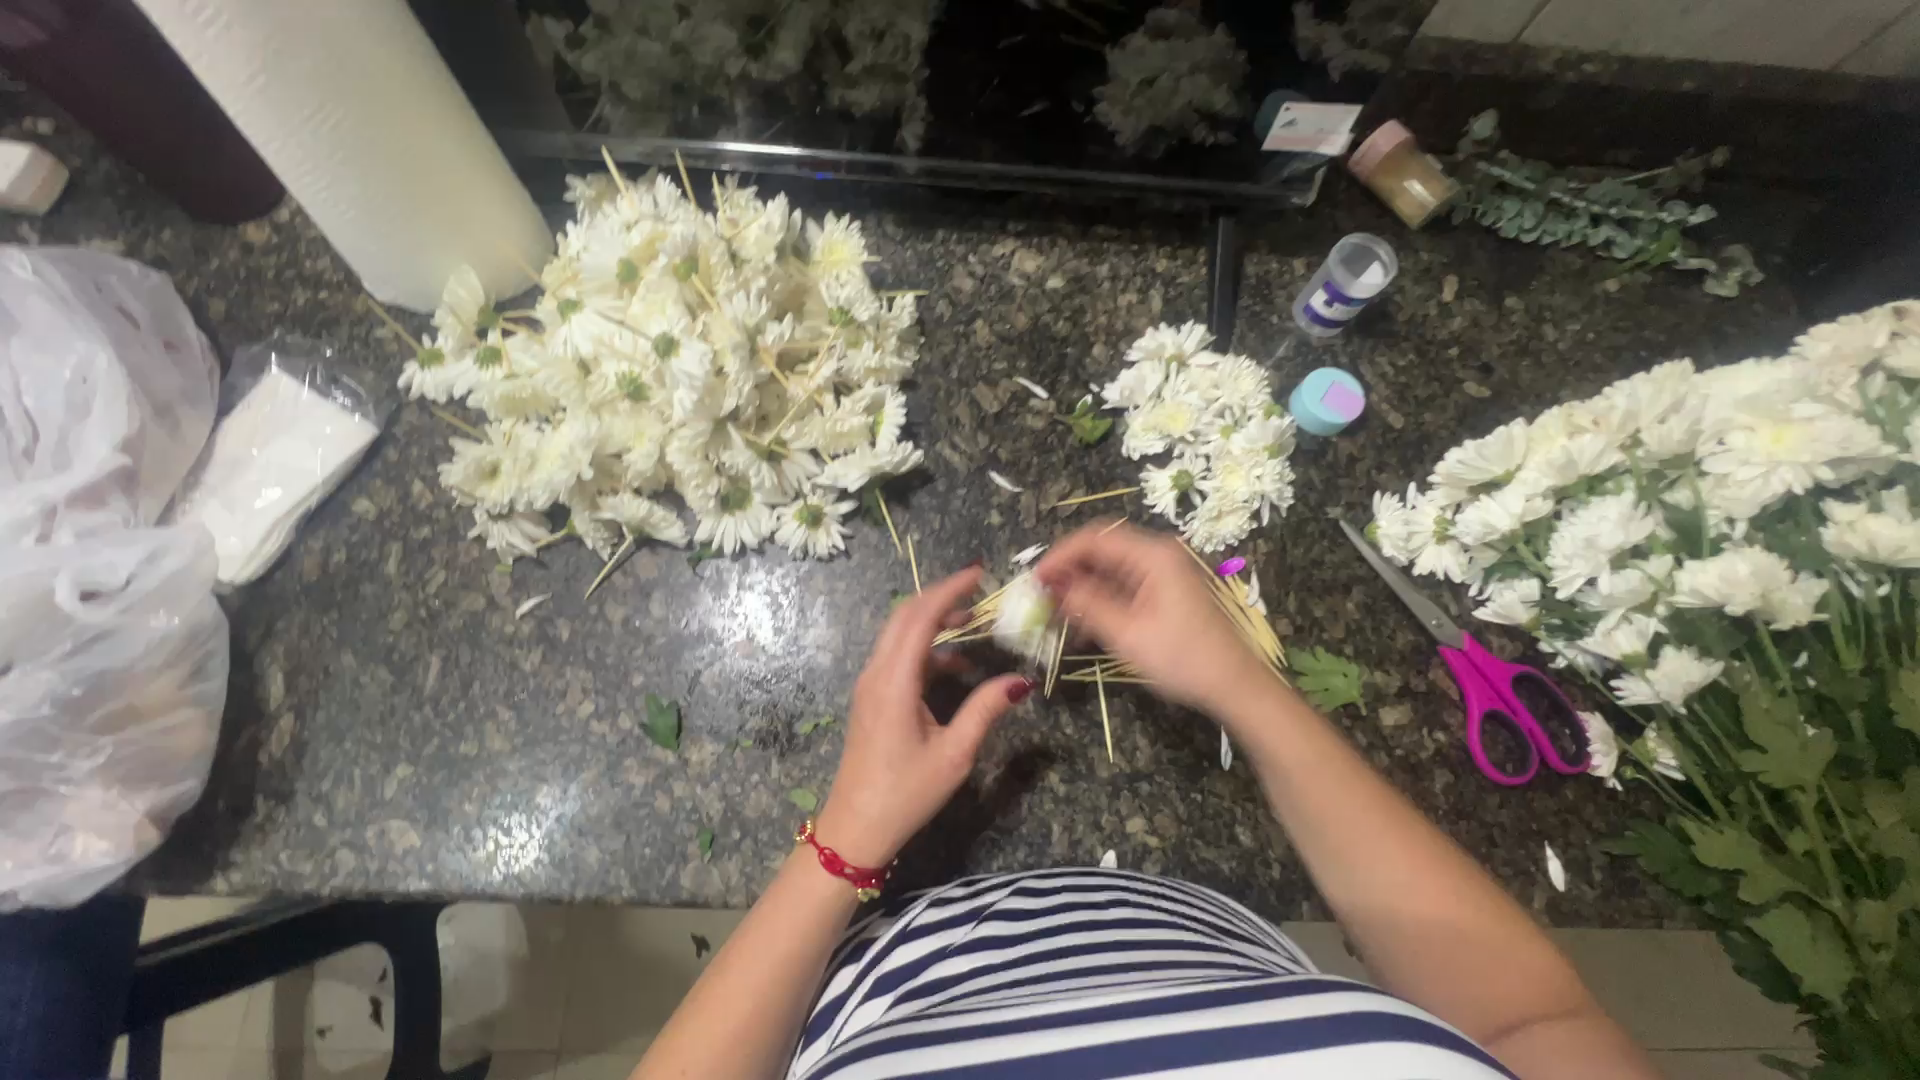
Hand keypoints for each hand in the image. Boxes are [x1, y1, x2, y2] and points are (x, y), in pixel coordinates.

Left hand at [814, 567, 1031, 867]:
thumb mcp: (954, 753)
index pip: (920, 616)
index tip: (979, 574)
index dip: (949, 590)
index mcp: (894, 681)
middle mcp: (876, 673)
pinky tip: (957, 668)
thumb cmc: (906, 793)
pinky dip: (926, 650)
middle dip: (941, 598)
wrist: (855, 828)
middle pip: (905, 616)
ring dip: (934, 624)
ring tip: (973, 626)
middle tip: (978, 593)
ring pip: (899, 635)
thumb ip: (985, 710)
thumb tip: (1020, 681)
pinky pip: (898, 657)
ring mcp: (869, 685)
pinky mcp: (871, 698)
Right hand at [1035, 521, 1277, 715]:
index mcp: (1153, 556)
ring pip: (1109, 570)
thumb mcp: (1127, 634)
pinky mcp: (1164, 593)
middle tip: (1040, 597)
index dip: (1059, 556)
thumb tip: (1053, 588)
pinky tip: (1082, 626)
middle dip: (1068, 572)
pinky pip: (1123, 586)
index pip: (1094, 539)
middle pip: (1101, 550)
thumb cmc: (1183, 659)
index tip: (1034, 581)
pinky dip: (1099, 600)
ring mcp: (1163, 574)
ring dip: (1081, 588)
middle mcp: (1158, 555)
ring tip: (1054, 614)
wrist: (1235, 686)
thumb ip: (1087, 605)